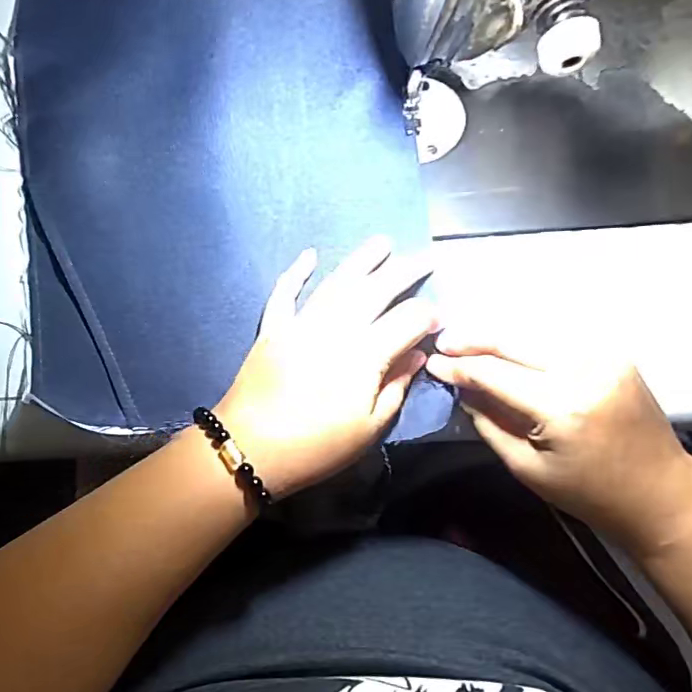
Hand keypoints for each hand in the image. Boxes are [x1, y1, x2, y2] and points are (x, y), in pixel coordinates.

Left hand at [214, 237, 437, 496]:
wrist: (251, 448)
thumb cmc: (317, 446)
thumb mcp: (369, 427)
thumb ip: (397, 386)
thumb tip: (417, 355)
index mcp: (366, 354)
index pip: (407, 320)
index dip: (428, 316)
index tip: (440, 319)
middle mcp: (336, 328)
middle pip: (376, 290)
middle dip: (404, 271)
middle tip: (424, 259)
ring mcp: (301, 324)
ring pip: (336, 283)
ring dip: (361, 261)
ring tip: (381, 243)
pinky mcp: (273, 329)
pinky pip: (286, 293)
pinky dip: (296, 273)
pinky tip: (309, 256)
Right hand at [425, 326, 691, 546]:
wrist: (661, 491)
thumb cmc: (590, 494)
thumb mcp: (528, 469)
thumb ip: (490, 425)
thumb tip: (463, 390)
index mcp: (562, 407)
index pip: (496, 373)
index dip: (460, 367)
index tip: (433, 363)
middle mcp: (584, 370)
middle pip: (514, 340)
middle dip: (474, 339)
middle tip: (444, 342)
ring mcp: (605, 357)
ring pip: (536, 332)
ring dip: (501, 335)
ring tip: (469, 341)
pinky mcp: (616, 354)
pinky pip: (561, 338)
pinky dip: (530, 339)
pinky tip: (509, 345)